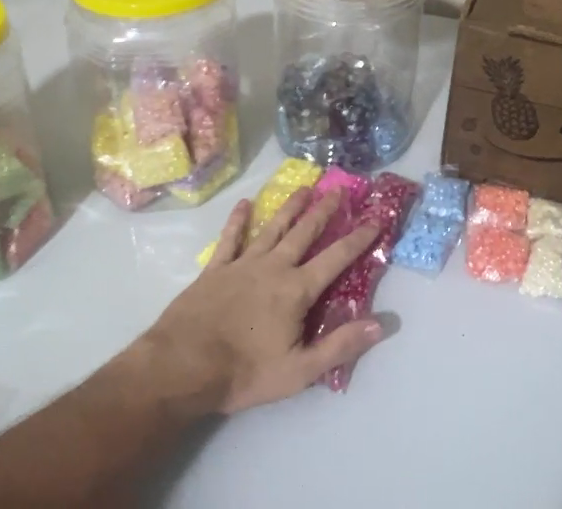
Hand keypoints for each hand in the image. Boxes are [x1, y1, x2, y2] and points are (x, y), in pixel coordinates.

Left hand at [121, 189, 386, 414]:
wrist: (180, 368)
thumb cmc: (244, 373)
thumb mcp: (299, 371)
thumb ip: (340, 346)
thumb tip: (381, 324)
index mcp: (297, 290)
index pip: (337, 258)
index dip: (359, 238)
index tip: (377, 218)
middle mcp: (273, 268)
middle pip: (305, 232)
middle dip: (325, 210)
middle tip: (339, 189)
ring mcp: (242, 265)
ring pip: (272, 228)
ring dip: (290, 207)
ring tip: (304, 188)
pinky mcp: (214, 271)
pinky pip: (229, 239)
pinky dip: (238, 220)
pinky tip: (244, 204)